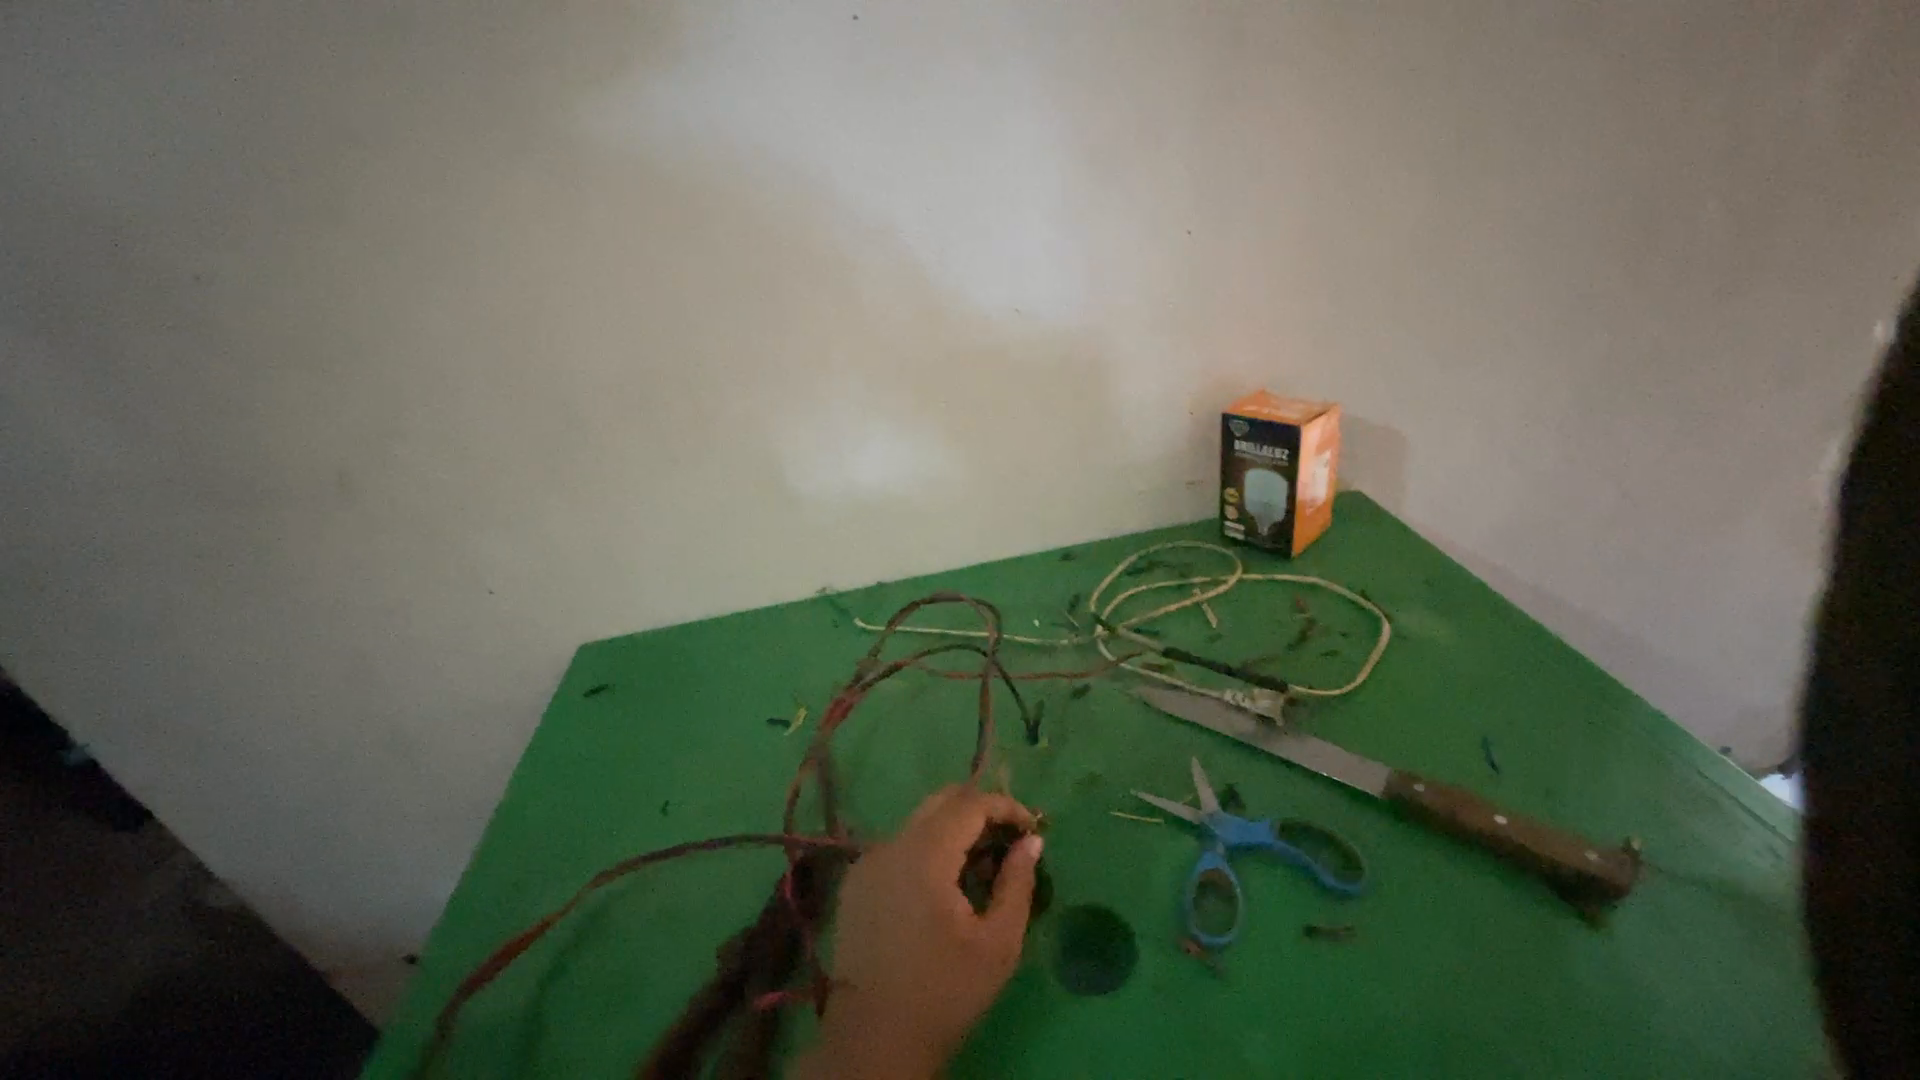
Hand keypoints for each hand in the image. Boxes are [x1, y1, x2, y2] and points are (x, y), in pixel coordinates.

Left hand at [795, 786, 1043, 1078]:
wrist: (874, 1038)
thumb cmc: (944, 992)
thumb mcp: (998, 943)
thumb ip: (1018, 883)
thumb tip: (1031, 840)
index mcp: (924, 855)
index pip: (969, 803)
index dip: (1005, 806)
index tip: (1032, 828)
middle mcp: (890, 845)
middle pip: (941, 802)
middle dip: (980, 811)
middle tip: (1010, 842)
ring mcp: (868, 861)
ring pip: (919, 822)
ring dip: (954, 831)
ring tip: (982, 868)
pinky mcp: (856, 881)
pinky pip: (899, 846)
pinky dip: (929, 849)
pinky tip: (946, 886)